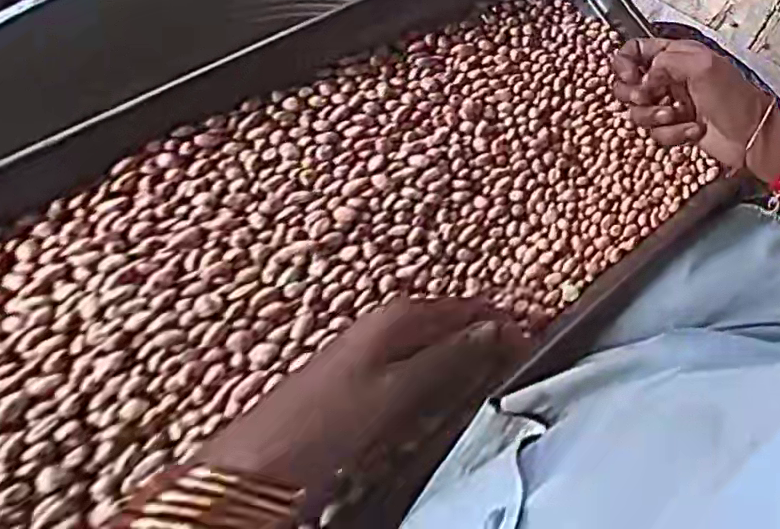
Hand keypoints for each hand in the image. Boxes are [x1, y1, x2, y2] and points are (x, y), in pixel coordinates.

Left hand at [196, 298, 527, 496]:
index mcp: (403, 314)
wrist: (246, 472)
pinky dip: (441, 374)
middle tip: (517, 362)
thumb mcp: (397, 392)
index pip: (473, 307)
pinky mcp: (363, 374)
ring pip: (440, 343)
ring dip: (467, 357)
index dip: (506, 323)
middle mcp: (391, 320)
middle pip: (457, 321)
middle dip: (490, 338)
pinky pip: (419, 364)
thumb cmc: (324, 426)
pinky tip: (446, 395)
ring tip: (490, 378)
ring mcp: (374, 346)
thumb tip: (499, 329)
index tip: (533, 343)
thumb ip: (452, 356)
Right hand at [609, 38, 773, 174]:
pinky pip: (655, 133)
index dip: (624, 62)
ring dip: (655, 116)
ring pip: (639, 111)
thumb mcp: (702, 65)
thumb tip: (642, 79)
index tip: (630, 76)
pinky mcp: (675, 128)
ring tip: (678, 116)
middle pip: (629, 83)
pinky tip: (694, 130)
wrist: (752, 135)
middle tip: (646, 98)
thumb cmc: (734, 97)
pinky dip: (672, 134)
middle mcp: (671, 77)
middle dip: (635, 94)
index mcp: (677, 54)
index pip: (636, 50)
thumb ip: (665, 61)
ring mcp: (672, 103)